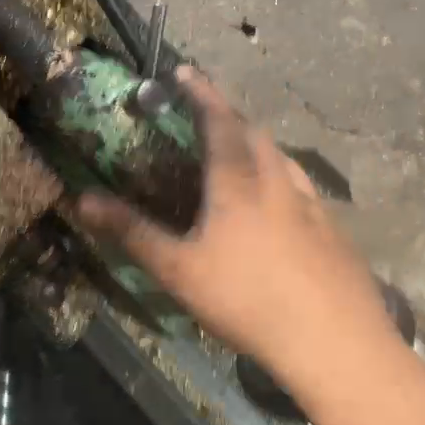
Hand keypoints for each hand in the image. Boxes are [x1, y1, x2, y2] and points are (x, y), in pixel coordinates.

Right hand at [72, 68, 400, 382]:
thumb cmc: (250, 302)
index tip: (184, 72)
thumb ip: (131, 232)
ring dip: (260, 146)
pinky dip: (285, 181)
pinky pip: (306, 192)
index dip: (201, 94)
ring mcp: (316, 212)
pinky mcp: (339, 240)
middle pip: (256, 135)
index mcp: (238, 184)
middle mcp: (279, 186)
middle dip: (229, 115)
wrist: (343, 352)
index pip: (219, 123)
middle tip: (205, 114)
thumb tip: (81, 199)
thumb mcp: (177, 270)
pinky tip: (281, 210)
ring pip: (286, 161)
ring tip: (242, 153)